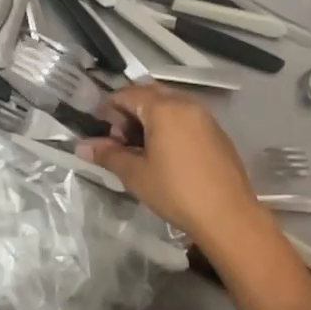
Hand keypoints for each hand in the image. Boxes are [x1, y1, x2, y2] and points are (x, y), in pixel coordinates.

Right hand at [77, 82, 267, 246]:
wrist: (228, 216)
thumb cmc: (176, 192)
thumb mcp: (136, 174)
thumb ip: (108, 155)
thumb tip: (81, 146)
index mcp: (163, 108)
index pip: (127, 94)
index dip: (108, 108)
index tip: (99, 129)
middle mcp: (185, 103)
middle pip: (149, 93)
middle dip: (129, 111)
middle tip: (119, 139)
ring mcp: (205, 116)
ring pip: (169, 104)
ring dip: (150, 117)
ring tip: (140, 148)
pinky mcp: (217, 132)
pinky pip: (185, 116)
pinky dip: (169, 125)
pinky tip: (165, 154)